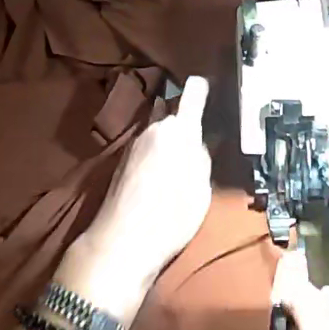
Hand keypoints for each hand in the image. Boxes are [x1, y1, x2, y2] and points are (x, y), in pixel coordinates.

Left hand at [56, 77, 212, 325]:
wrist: (120, 243)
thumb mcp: (202, 188)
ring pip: (158, 133)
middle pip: (173, 115)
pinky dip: (156, 155)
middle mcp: (152, 129)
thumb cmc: (170, 215)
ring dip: (169, 141)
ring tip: (180, 165)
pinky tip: (161, 178)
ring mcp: (133, 145)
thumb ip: (202, 158)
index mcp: (177, 130)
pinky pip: (147, 148)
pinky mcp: (122, 162)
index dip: (202, 89)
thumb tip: (200, 143)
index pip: (193, 94)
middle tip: (199, 142)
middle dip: (185, 123)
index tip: (208, 86)